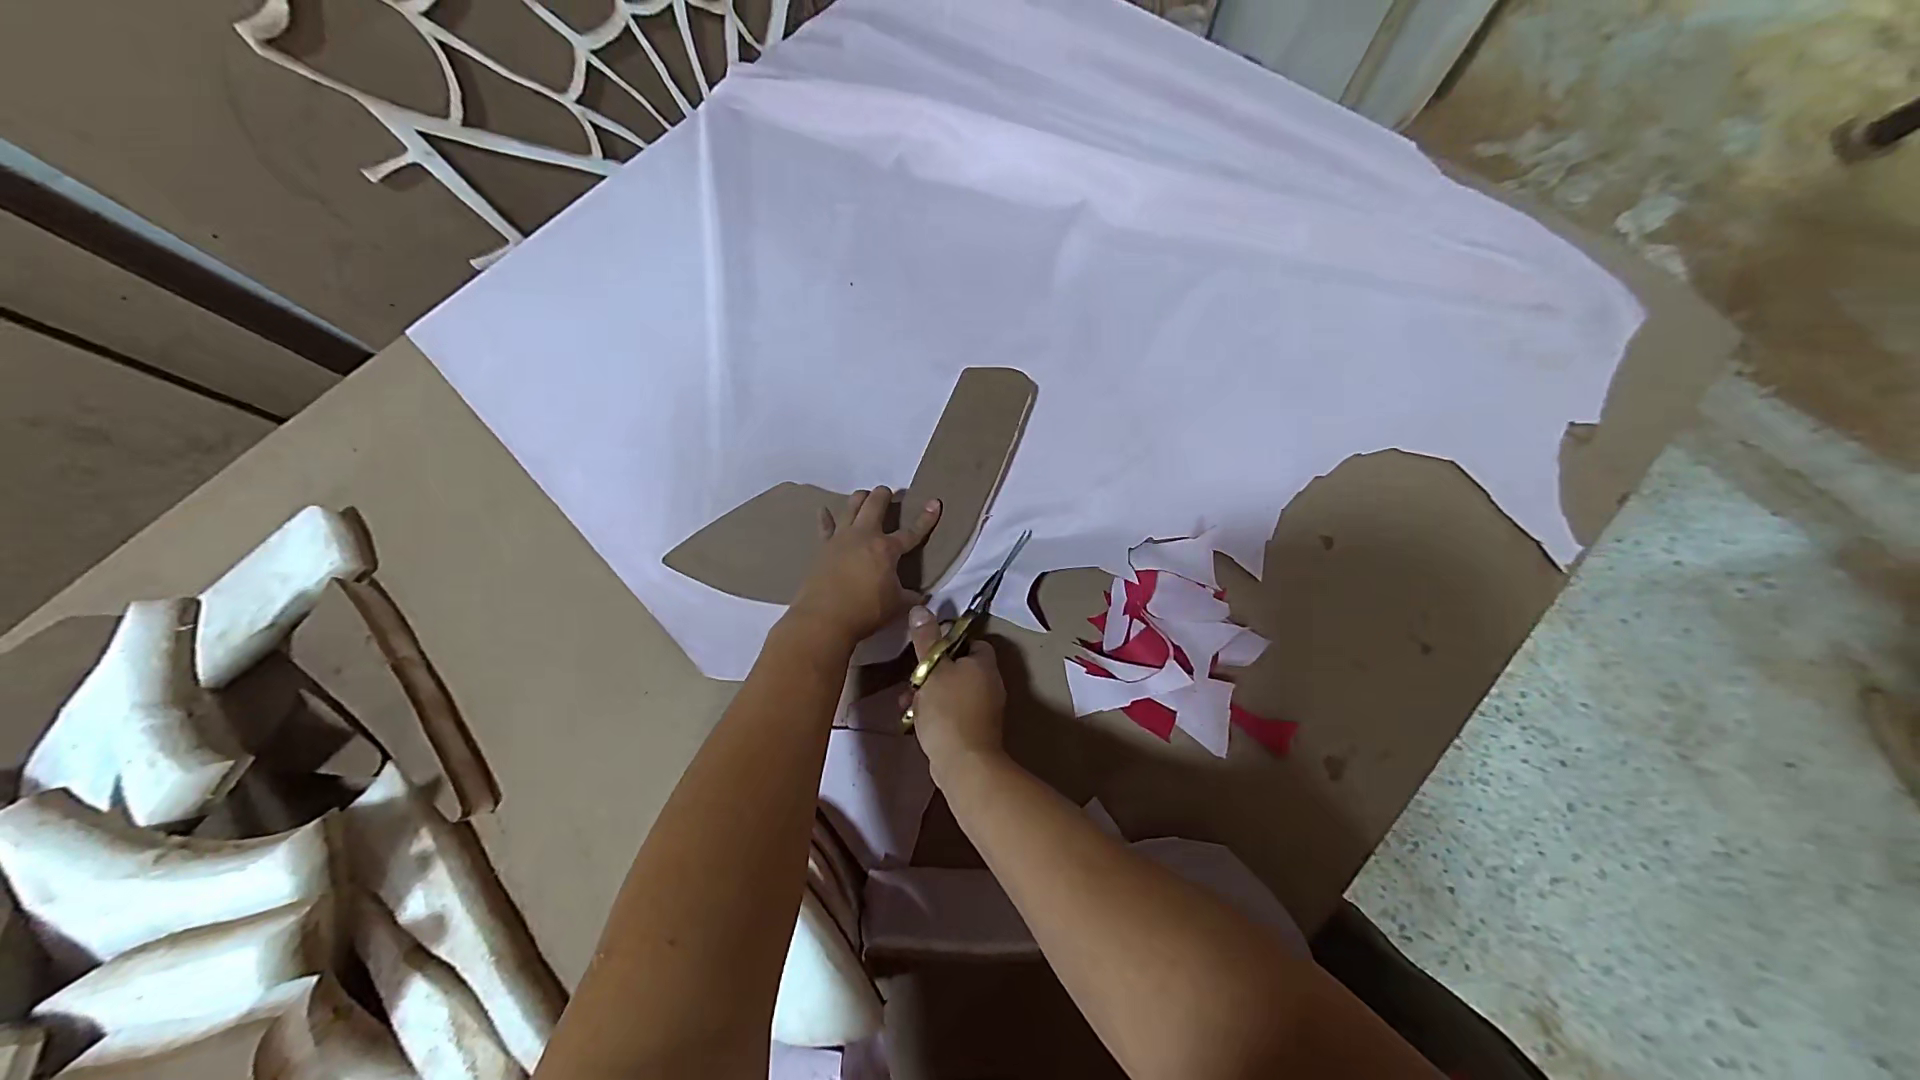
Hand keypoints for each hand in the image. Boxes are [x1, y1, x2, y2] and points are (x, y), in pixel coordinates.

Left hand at [786, 486, 940, 647]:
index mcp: (887, 549)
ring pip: (851, 507)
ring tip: (865, 497)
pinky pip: (824, 527)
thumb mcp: (897, 606)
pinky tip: (823, 510)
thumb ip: (911, 598)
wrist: (824, 618)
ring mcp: (841, 539)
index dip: (926, 518)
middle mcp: (864, 536)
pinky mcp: (823, 548)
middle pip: (875, 504)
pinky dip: (825, 518)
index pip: (912, 531)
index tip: (935, 502)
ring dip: (860, 498)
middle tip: (888, 493)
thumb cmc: (866, 611)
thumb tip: (923, 598)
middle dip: (884, 495)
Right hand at [905, 605, 1006, 784]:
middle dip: (931, 672)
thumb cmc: (949, 710)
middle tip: (912, 678)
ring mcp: (985, 710)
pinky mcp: (975, 731)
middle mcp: (990, 684)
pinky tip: (915, 720)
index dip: (949, 642)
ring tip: (907, 702)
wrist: (964, 764)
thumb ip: (926, 639)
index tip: (927, 648)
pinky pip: (952, 713)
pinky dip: (935, 713)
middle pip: (959, 667)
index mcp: (985, 665)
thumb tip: (921, 609)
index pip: (972, 642)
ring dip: (928, 694)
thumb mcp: (932, 669)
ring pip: (952, 691)